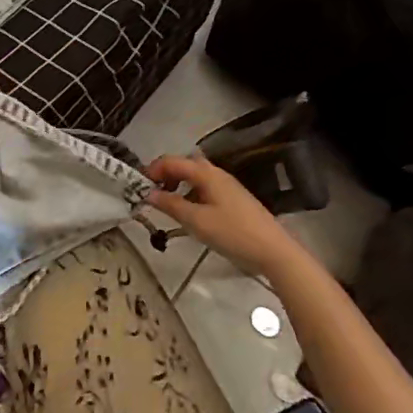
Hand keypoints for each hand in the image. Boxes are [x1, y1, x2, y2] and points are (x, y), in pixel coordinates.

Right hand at [143, 155, 304, 277]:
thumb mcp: (196, 221)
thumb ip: (170, 204)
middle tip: (152, 194)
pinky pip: (205, 188)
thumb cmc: (233, 233)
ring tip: (168, 204)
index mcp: (206, 173)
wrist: (274, 251)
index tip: (138, 187)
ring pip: (195, 177)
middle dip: (165, 175)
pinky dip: (191, 194)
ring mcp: (227, 186)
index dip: (152, 170)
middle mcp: (216, 173)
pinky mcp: (234, 199)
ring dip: (178, 185)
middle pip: (184, 165)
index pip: (172, 161)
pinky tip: (190, 213)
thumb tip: (148, 193)